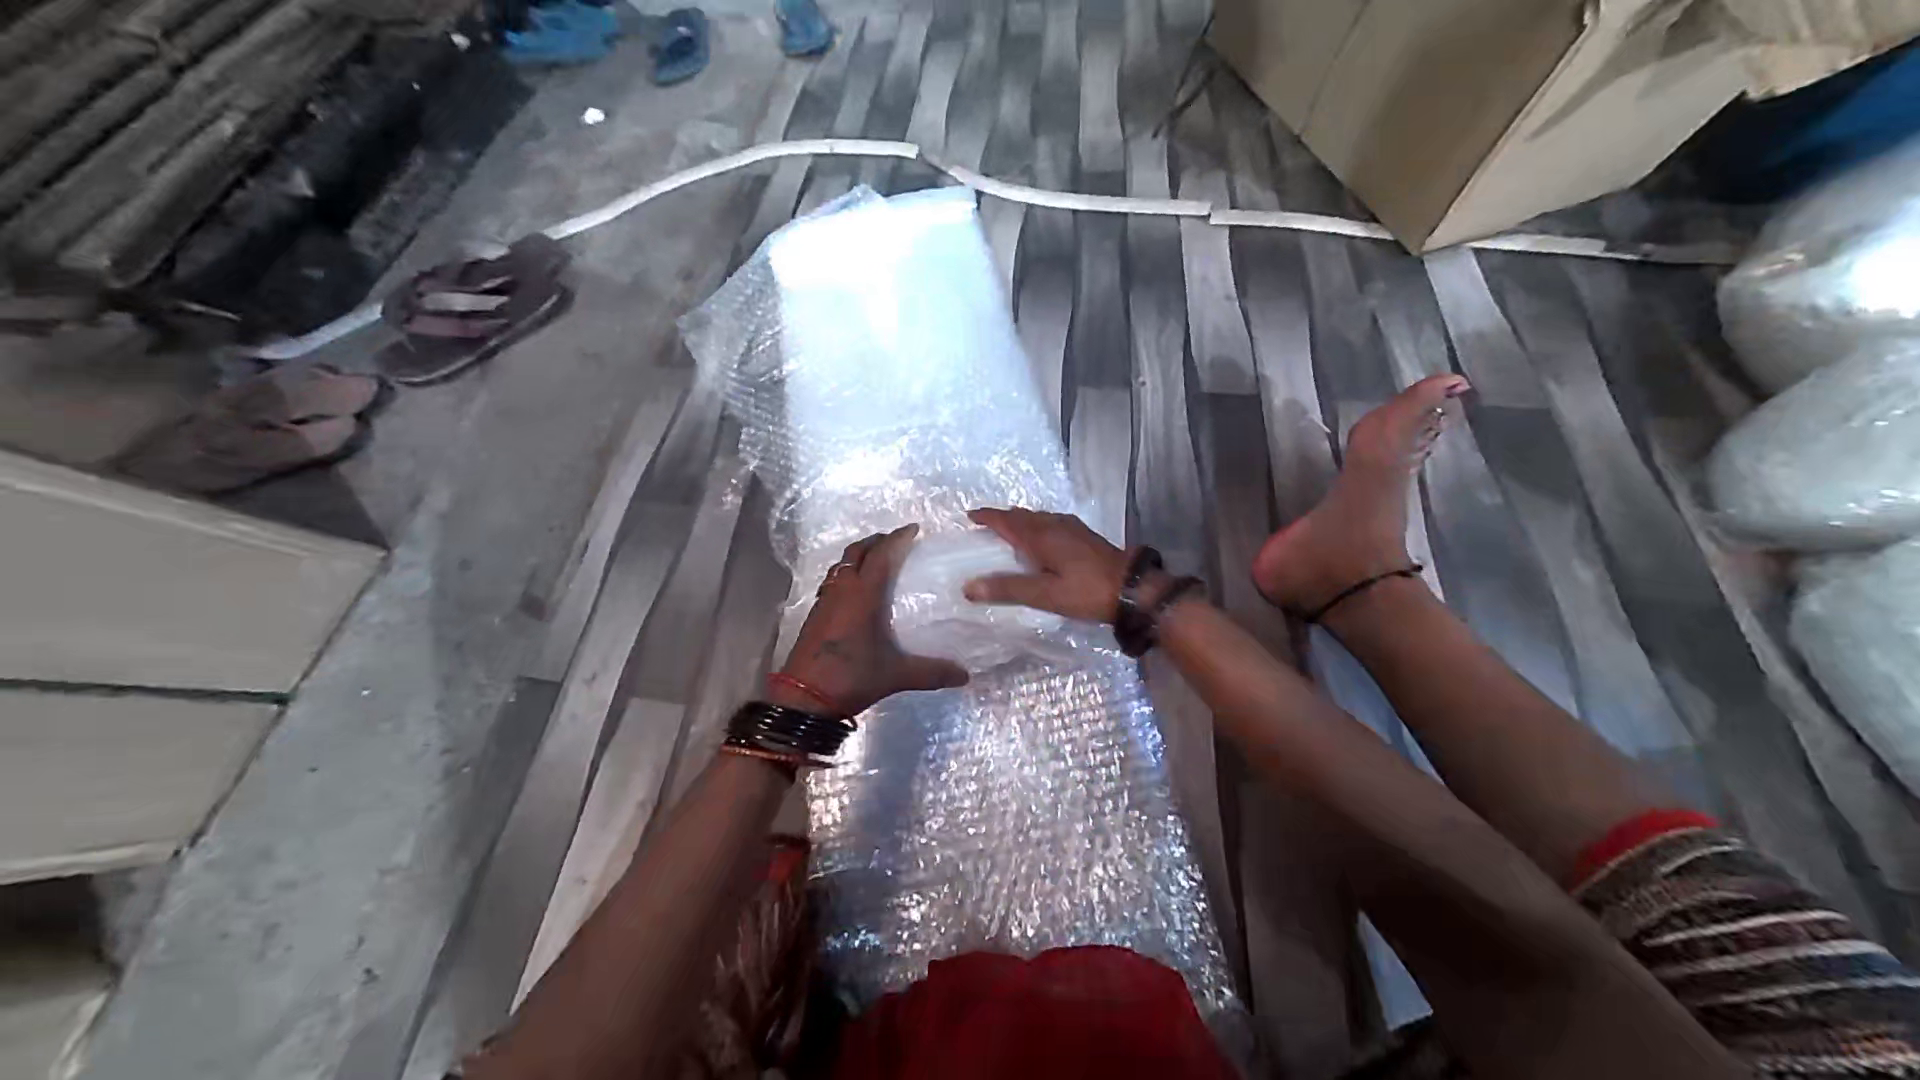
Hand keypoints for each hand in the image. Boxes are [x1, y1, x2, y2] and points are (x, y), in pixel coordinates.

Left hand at [778, 524, 969, 715]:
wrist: (803, 698)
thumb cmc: (850, 677)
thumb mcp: (895, 675)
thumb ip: (931, 672)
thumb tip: (964, 676)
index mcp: (863, 595)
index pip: (882, 555)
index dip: (898, 538)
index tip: (914, 529)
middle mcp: (842, 590)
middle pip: (857, 552)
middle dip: (877, 541)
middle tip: (896, 542)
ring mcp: (825, 601)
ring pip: (842, 565)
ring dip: (859, 556)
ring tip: (877, 562)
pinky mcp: (815, 615)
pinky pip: (833, 581)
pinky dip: (847, 575)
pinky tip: (856, 592)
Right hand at [961, 507, 1132, 621]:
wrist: (1133, 588)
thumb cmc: (1086, 591)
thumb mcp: (1044, 594)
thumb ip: (1007, 589)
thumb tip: (969, 586)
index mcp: (1041, 536)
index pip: (1007, 520)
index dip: (988, 517)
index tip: (970, 516)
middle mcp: (1054, 525)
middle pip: (1022, 516)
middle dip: (1002, 518)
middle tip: (985, 525)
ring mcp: (1072, 528)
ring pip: (1038, 518)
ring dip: (1021, 521)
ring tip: (1009, 531)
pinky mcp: (1084, 536)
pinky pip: (1051, 523)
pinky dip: (1037, 526)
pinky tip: (1043, 539)